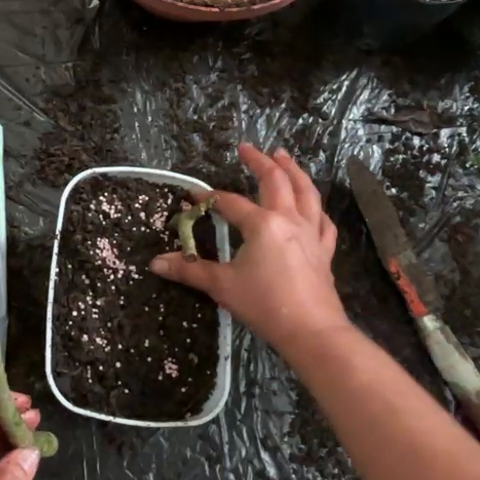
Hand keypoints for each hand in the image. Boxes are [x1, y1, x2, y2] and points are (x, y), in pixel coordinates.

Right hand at [151, 143, 348, 356]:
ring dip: (294, 171)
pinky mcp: (324, 251)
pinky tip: (312, 207)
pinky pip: (323, 222)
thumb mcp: (222, 286)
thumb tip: (156, 263)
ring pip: (306, 193)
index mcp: (261, 224)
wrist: (312, 332)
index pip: (230, 203)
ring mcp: (311, 234)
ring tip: (284, 156)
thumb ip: (190, 271)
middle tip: (247, 148)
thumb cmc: (265, 305)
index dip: (209, 198)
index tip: (193, 196)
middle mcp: (288, 220)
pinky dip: (316, 209)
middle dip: (260, 162)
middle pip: (275, 181)